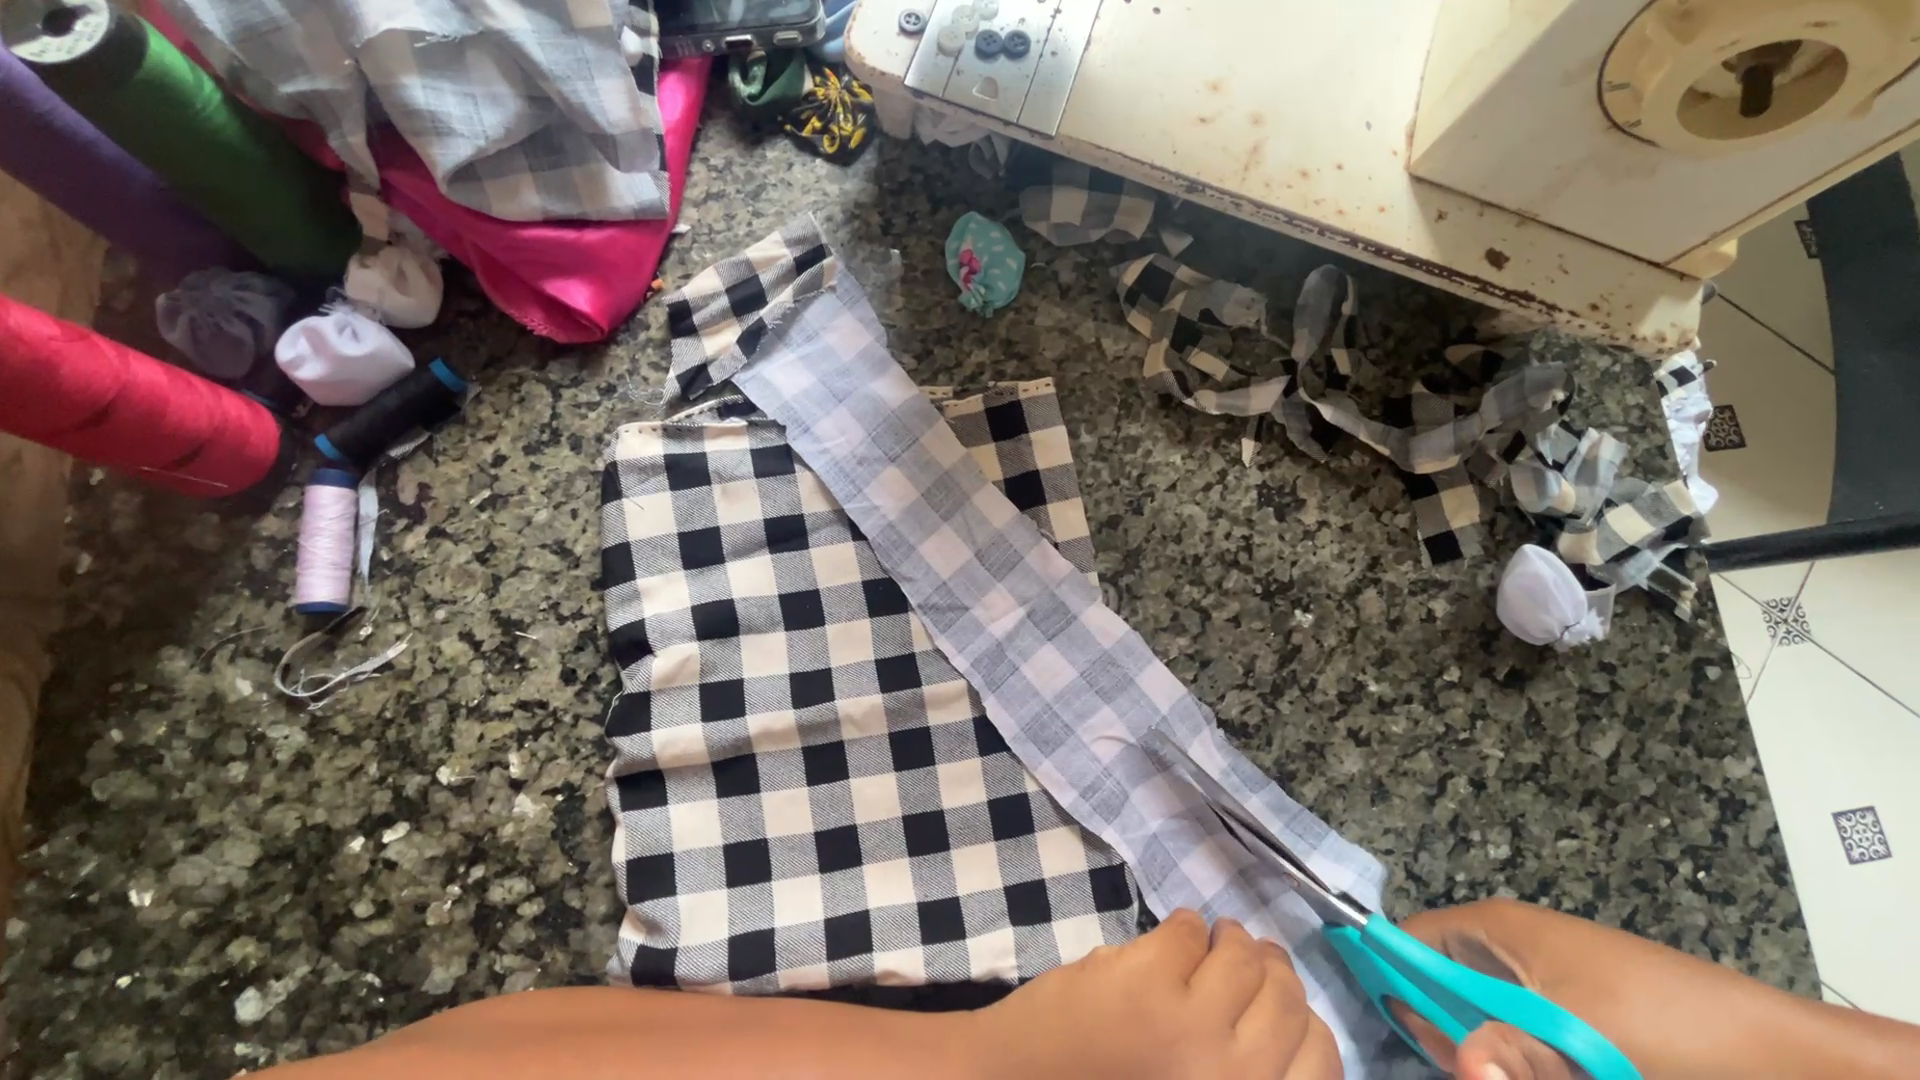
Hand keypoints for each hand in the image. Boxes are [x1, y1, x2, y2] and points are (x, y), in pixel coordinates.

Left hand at [973, 909, 1339, 1078]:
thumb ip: (1239, 1072)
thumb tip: (1285, 1024)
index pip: (1322, 1059)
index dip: (1306, 1023)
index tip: (1283, 1005)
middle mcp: (1235, 1074)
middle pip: (1287, 999)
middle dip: (1273, 971)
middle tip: (1253, 958)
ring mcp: (1191, 1025)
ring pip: (1243, 956)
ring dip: (1232, 940)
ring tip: (1214, 940)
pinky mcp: (1147, 979)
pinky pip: (1189, 931)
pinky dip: (1186, 926)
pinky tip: (1173, 937)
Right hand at [1394, 898, 1919, 1079]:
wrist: (1789, 1058)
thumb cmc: (1669, 1027)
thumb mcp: (1584, 1041)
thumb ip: (1511, 1051)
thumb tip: (1459, 1065)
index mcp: (1495, 926)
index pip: (1409, 938)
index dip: (1387, 975)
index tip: (1380, 1023)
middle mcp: (1509, 945)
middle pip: (1439, 980)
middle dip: (1436, 1026)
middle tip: (1453, 1064)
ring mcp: (1543, 979)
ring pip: (1479, 1014)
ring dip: (1478, 1048)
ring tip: (1488, 1068)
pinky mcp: (1573, 1015)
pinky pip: (1518, 1033)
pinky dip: (1513, 1058)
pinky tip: (1524, 1072)